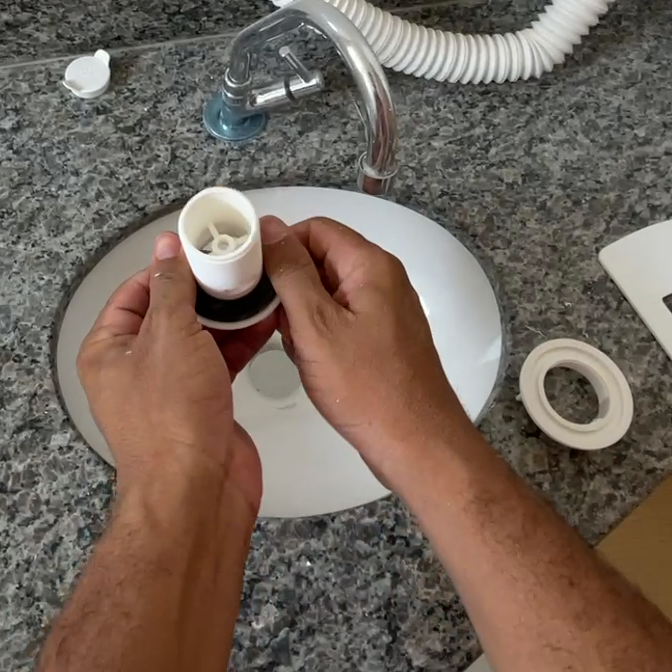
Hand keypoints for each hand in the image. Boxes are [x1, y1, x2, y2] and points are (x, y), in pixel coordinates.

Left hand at [77, 232, 277, 512]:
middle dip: (202, 287)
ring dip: (225, 311)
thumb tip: (167, 246)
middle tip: (234, 261)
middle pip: (169, 310)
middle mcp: (135, 366)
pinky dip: (239, 338)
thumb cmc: (171, 417)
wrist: (198, 493)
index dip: (166, 267)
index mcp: (109, 349)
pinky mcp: (202, 401)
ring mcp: (170, 386)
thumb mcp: (170, 335)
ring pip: (197, 334)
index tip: (198, 247)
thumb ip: (172, 286)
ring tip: (254, 281)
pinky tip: (264, 315)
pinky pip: (219, 358)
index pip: (135, 291)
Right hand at [260, 215, 475, 487]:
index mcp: (370, 265)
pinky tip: (312, 360)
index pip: (314, 228)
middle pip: (320, 258)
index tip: (254, 276)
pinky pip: (338, 316)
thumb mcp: (315, 324)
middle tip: (275, 320)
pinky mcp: (380, 334)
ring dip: (301, 314)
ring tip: (297, 346)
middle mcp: (381, 278)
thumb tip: (269, 226)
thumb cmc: (366, 386)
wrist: (417, 445)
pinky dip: (318, 332)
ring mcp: (383, 307)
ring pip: (325, 290)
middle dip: (290, 286)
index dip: (280, 246)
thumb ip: (290, 271)